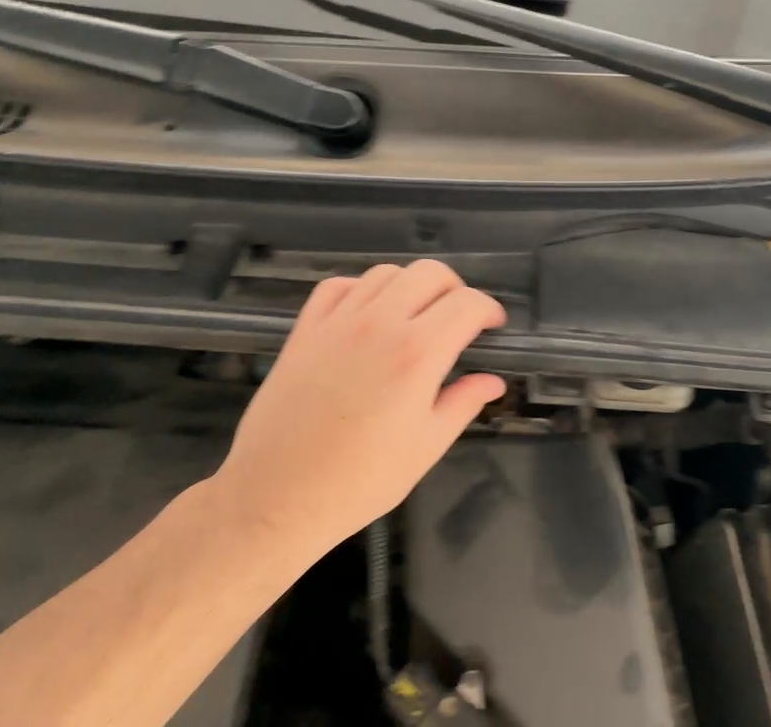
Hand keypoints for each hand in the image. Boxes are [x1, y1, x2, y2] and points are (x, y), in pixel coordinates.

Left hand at [207, 260, 507, 551]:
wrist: (278, 496)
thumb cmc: (360, 481)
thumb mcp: (426, 447)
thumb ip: (463, 403)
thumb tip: (492, 382)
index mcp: (418, 353)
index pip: (467, 304)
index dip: (489, 309)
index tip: (492, 326)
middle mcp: (380, 324)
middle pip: (429, 274)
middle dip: (455, 290)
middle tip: (459, 318)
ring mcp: (337, 322)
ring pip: (385, 273)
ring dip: (410, 286)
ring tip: (415, 316)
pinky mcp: (305, 330)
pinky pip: (338, 286)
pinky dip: (360, 289)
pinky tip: (366, 314)